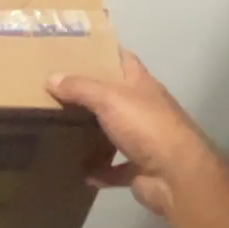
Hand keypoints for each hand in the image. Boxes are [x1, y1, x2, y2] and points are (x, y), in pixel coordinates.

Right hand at [48, 51, 221, 217]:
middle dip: (90, 94)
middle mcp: (144, 108)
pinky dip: (99, 170)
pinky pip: (114, 168)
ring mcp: (144, 139)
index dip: (103, 52)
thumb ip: (80, 87)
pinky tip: (80, 171)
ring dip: (94, 132)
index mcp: (141, 84)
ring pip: (114, 131)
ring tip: (62, 127)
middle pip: (115, 95)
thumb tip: (51, 77)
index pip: (123, 59)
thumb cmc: (146, 126)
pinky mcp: (139, 168)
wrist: (177, 176)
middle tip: (57, 91)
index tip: (76, 51)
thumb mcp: (109, 98)